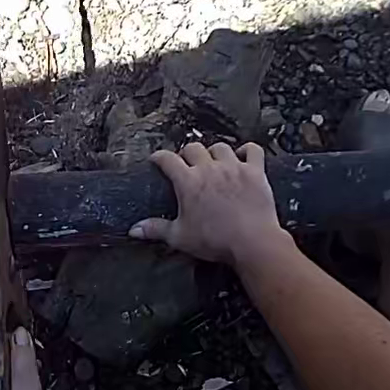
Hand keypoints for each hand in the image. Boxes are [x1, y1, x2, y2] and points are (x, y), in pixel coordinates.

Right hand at [129, 142, 293, 268]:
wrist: (252, 242)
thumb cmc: (215, 240)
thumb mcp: (179, 237)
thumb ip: (156, 229)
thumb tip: (134, 230)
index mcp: (188, 181)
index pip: (167, 159)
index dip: (159, 157)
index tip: (157, 159)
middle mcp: (209, 168)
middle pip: (193, 148)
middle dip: (187, 154)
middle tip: (186, 164)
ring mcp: (234, 167)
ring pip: (220, 147)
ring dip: (214, 152)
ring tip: (213, 161)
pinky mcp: (255, 172)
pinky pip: (253, 150)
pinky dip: (247, 150)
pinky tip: (243, 156)